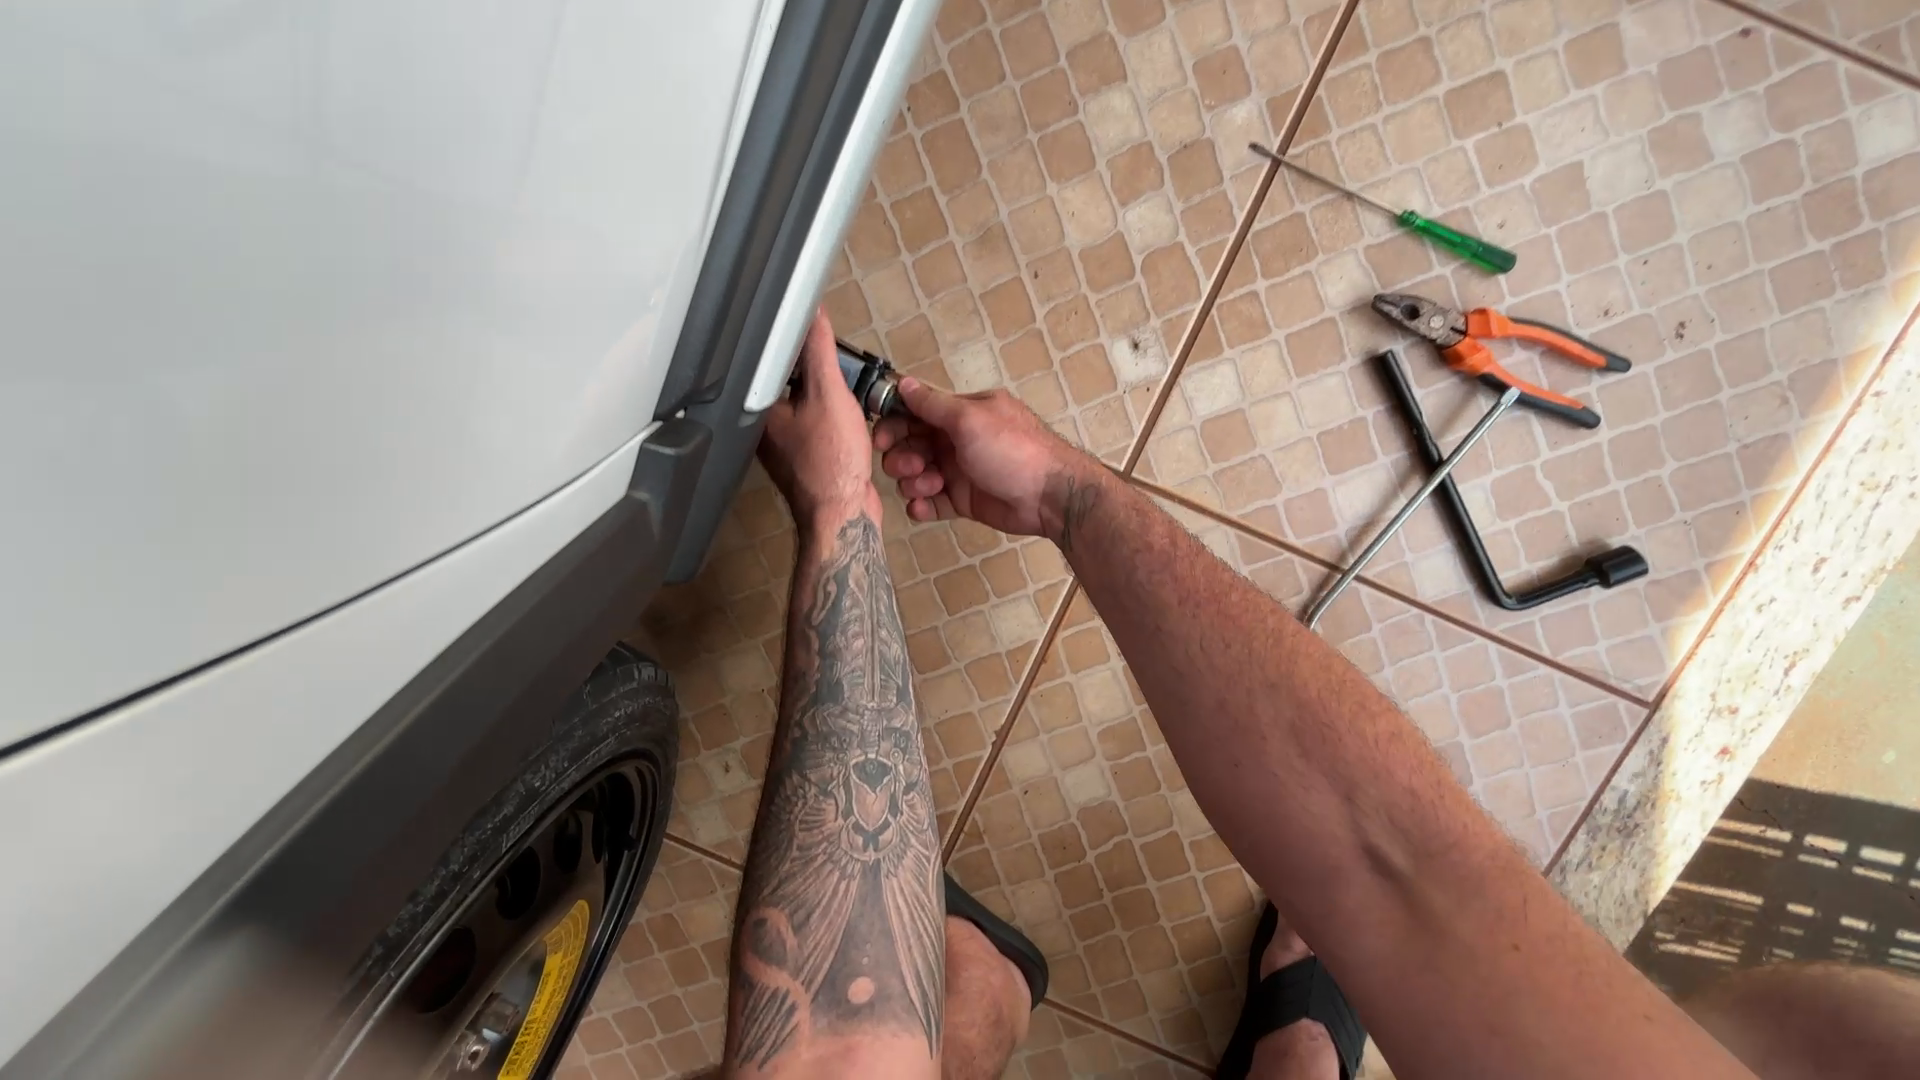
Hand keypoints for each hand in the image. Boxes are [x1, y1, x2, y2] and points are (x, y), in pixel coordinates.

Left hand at [758, 310, 879, 527]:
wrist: (844, 514)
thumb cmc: (832, 459)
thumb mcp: (829, 395)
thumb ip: (819, 352)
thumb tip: (813, 313)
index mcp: (761, 411)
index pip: (774, 363)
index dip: (799, 346)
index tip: (821, 339)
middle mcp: (767, 430)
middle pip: (792, 385)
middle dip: (820, 374)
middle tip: (842, 367)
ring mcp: (788, 449)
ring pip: (810, 408)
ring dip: (832, 399)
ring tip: (852, 393)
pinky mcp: (810, 463)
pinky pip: (822, 429)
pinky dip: (838, 422)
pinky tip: (853, 422)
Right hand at [873, 380, 1105, 544]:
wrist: (1049, 496)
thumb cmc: (1013, 450)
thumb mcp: (970, 419)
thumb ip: (933, 404)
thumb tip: (904, 382)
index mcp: (961, 414)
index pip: (915, 413)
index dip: (893, 424)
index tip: (880, 438)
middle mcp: (957, 440)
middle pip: (910, 445)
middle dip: (901, 456)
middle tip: (911, 466)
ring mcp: (959, 471)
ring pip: (916, 475)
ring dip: (912, 481)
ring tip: (929, 486)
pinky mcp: (962, 501)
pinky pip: (930, 503)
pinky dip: (921, 506)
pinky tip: (923, 508)